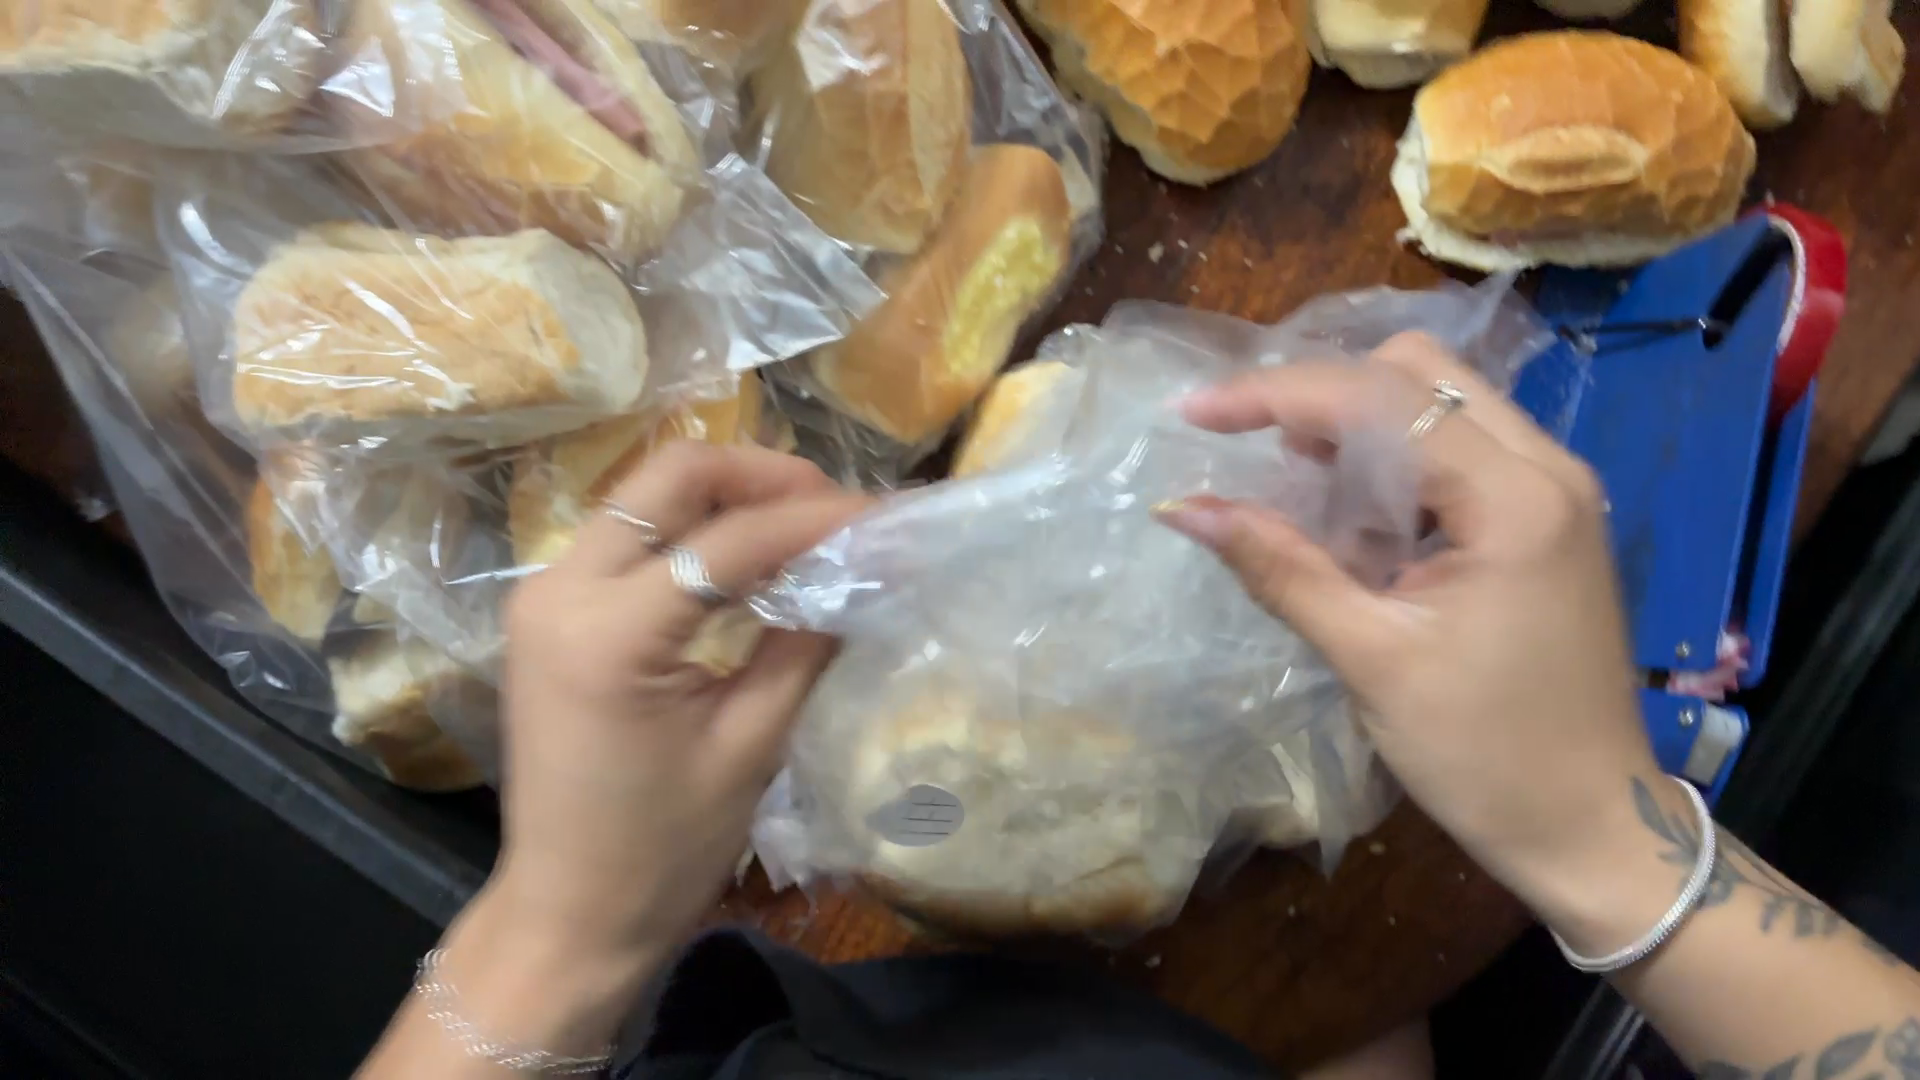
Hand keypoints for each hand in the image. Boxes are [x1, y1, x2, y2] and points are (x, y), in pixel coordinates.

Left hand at [488, 442, 869, 964]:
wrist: (570, 912)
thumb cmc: (666, 848)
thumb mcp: (752, 743)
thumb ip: (804, 643)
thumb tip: (858, 573)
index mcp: (607, 635)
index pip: (730, 543)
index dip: (815, 520)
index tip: (881, 515)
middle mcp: (560, 589)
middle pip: (672, 477)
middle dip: (765, 476)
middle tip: (835, 506)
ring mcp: (547, 591)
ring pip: (652, 496)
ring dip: (735, 497)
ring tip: (808, 524)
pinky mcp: (555, 607)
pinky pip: (638, 536)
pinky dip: (702, 531)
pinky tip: (755, 556)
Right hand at [1158, 334, 1663, 929]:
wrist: (1587, 827)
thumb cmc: (1482, 752)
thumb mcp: (1367, 657)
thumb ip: (1276, 566)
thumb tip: (1182, 506)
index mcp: (1514, 498)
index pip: (1379, 401)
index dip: (1275, 395)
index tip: (1195, 413)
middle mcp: (1542, 469)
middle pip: (1417, 371)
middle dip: (1319, 390)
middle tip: (1249, 440)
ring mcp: (1545, 491)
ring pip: (1433, 400)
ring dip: (1348, 421)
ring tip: (1285, 473)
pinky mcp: (1532, 519)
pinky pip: (1445, 447)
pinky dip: (1380, 457)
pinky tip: (1341, 509)